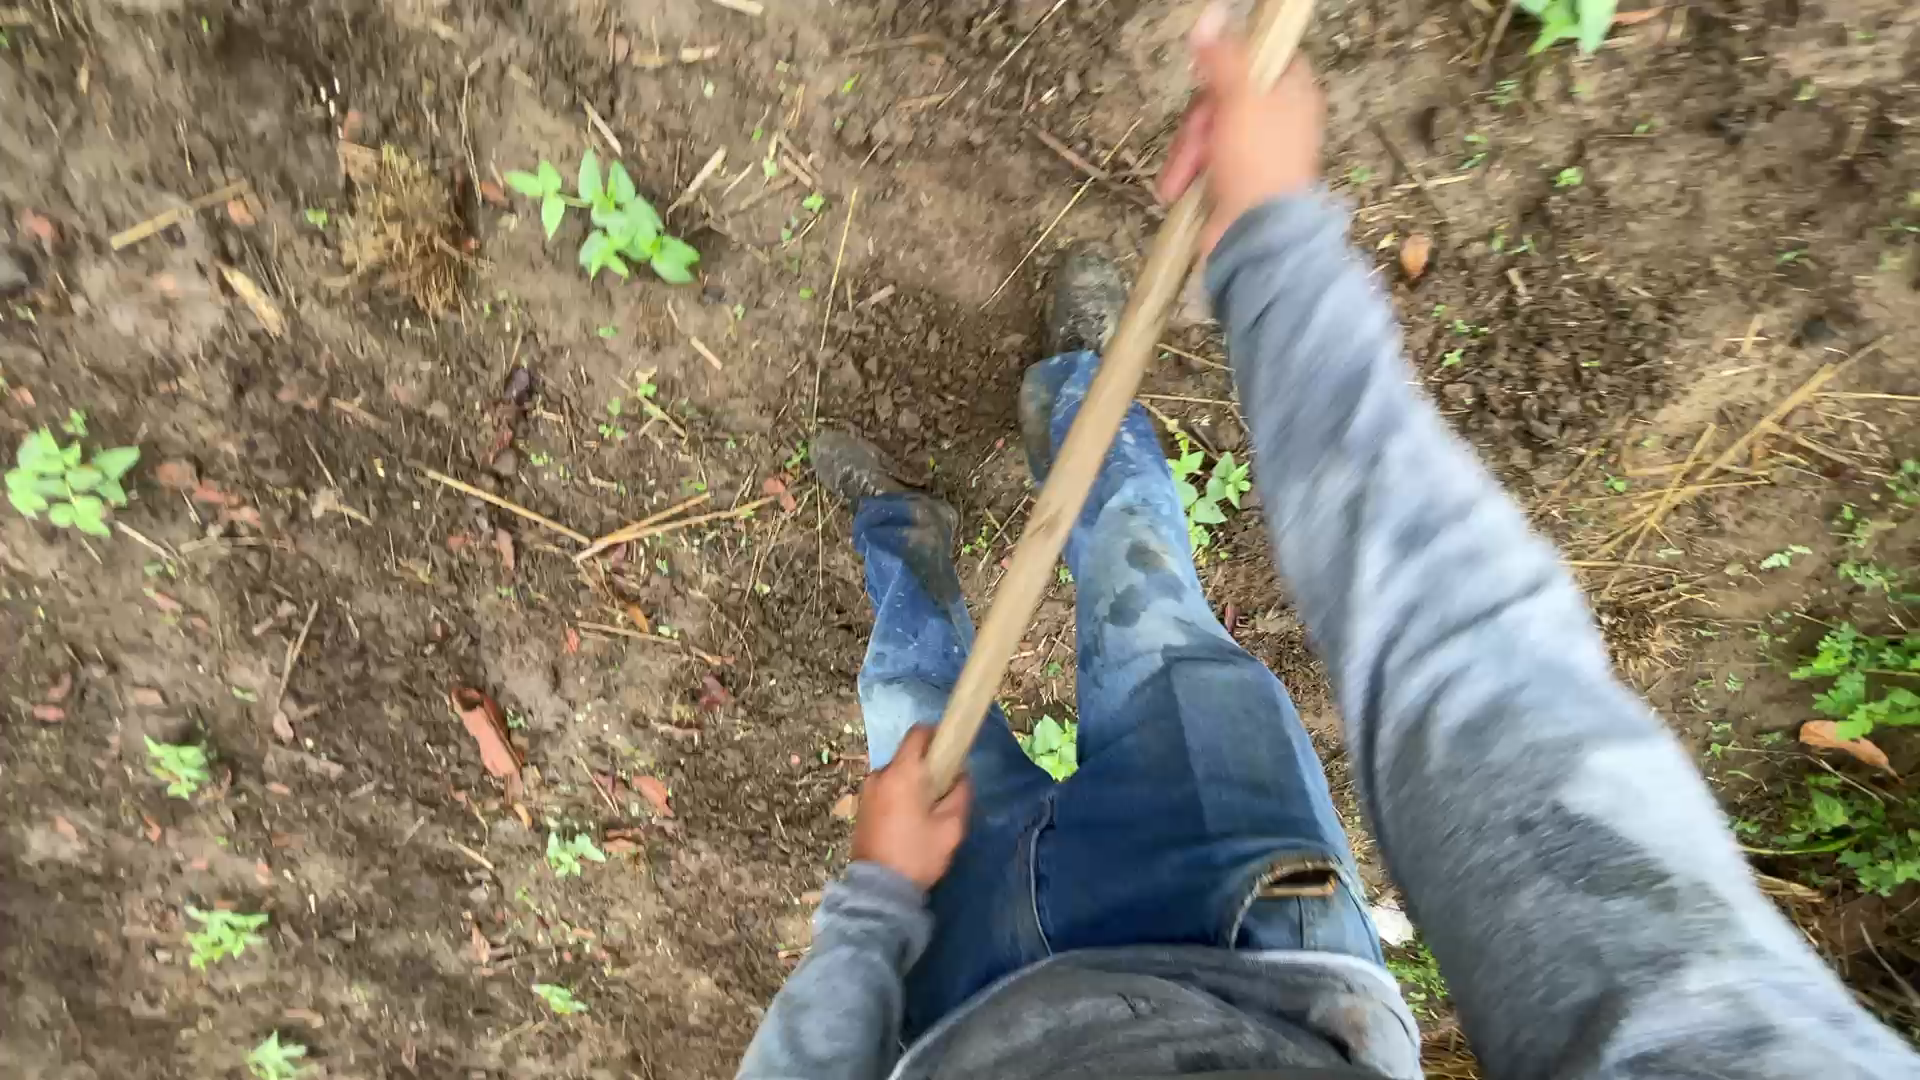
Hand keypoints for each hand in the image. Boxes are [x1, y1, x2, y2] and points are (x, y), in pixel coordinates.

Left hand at [851, 726, 972, 890]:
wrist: (877, 891)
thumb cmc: (917, 855)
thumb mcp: (950, 828)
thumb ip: (960, 794)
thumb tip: (961, 775)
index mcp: (902, 773)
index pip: (918, 733)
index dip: (937, 735)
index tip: (950, 751)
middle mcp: (880, 775)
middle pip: (908, 755)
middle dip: (927, 765)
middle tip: (943, 789)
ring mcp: (867, 791)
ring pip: (897, 773)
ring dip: (912, 782)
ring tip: (926, 811)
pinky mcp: (861, 807)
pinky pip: (886, 789)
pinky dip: (899, 795)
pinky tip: (908, 820)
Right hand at [1157, 6, 1324, 257]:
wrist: (1254, 236)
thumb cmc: (1257, 164)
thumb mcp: (1240, 101)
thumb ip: (1223, 59)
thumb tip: (1207, 18)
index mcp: (1291, 93)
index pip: (1256, 61)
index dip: (1224, 72)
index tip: (1204, 89)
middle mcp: (1274, 121)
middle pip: (1220, 102)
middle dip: (1195, 129)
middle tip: (1190, 150)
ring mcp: (1251, 156)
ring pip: (1205, 137)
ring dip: (1183, 159)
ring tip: (1174, 185)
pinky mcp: (1230, 185)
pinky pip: (1199, 168)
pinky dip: (1184, 178)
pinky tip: (1175, 193)